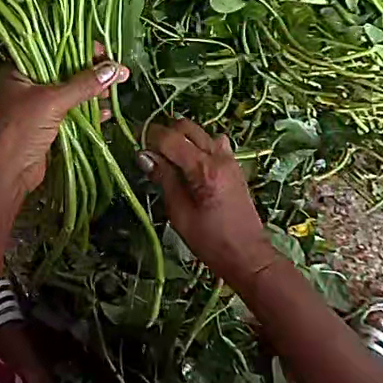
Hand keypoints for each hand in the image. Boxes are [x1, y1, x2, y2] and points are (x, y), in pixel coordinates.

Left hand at [0, 59, 127, 191]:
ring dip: (93, 91)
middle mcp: (27, 83)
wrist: (5, 174)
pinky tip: (106, 112)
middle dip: (92, 72)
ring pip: (71, 91)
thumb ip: (83, 85)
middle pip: (65, 70)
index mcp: (19, 69)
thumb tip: (113, 70)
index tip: (105, 52)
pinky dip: (88, 110)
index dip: (80, 48)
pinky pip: (72, 111)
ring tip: (115, 90)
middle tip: (118, 72)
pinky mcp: (47, 124)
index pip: (54, 48)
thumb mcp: (51, 101)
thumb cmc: (19, 130)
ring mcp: (37, 104)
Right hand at [138, 118, 277, 288]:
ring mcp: (229, 158)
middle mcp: (218, 156)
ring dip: (181, 138)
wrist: (247, 255)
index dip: (149, 137)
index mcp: (204, 169)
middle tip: (149, 151)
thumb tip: (144, 156)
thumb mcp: (179, 213)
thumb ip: (164, 179)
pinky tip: (191, 163)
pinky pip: (213, 142)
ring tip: (168, 159)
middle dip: (164, 133)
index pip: (170, 138)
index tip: (134, 142)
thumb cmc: (210, 241)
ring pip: (200, 132)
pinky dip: (198, 145)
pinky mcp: (234, 165)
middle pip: (186, 127)